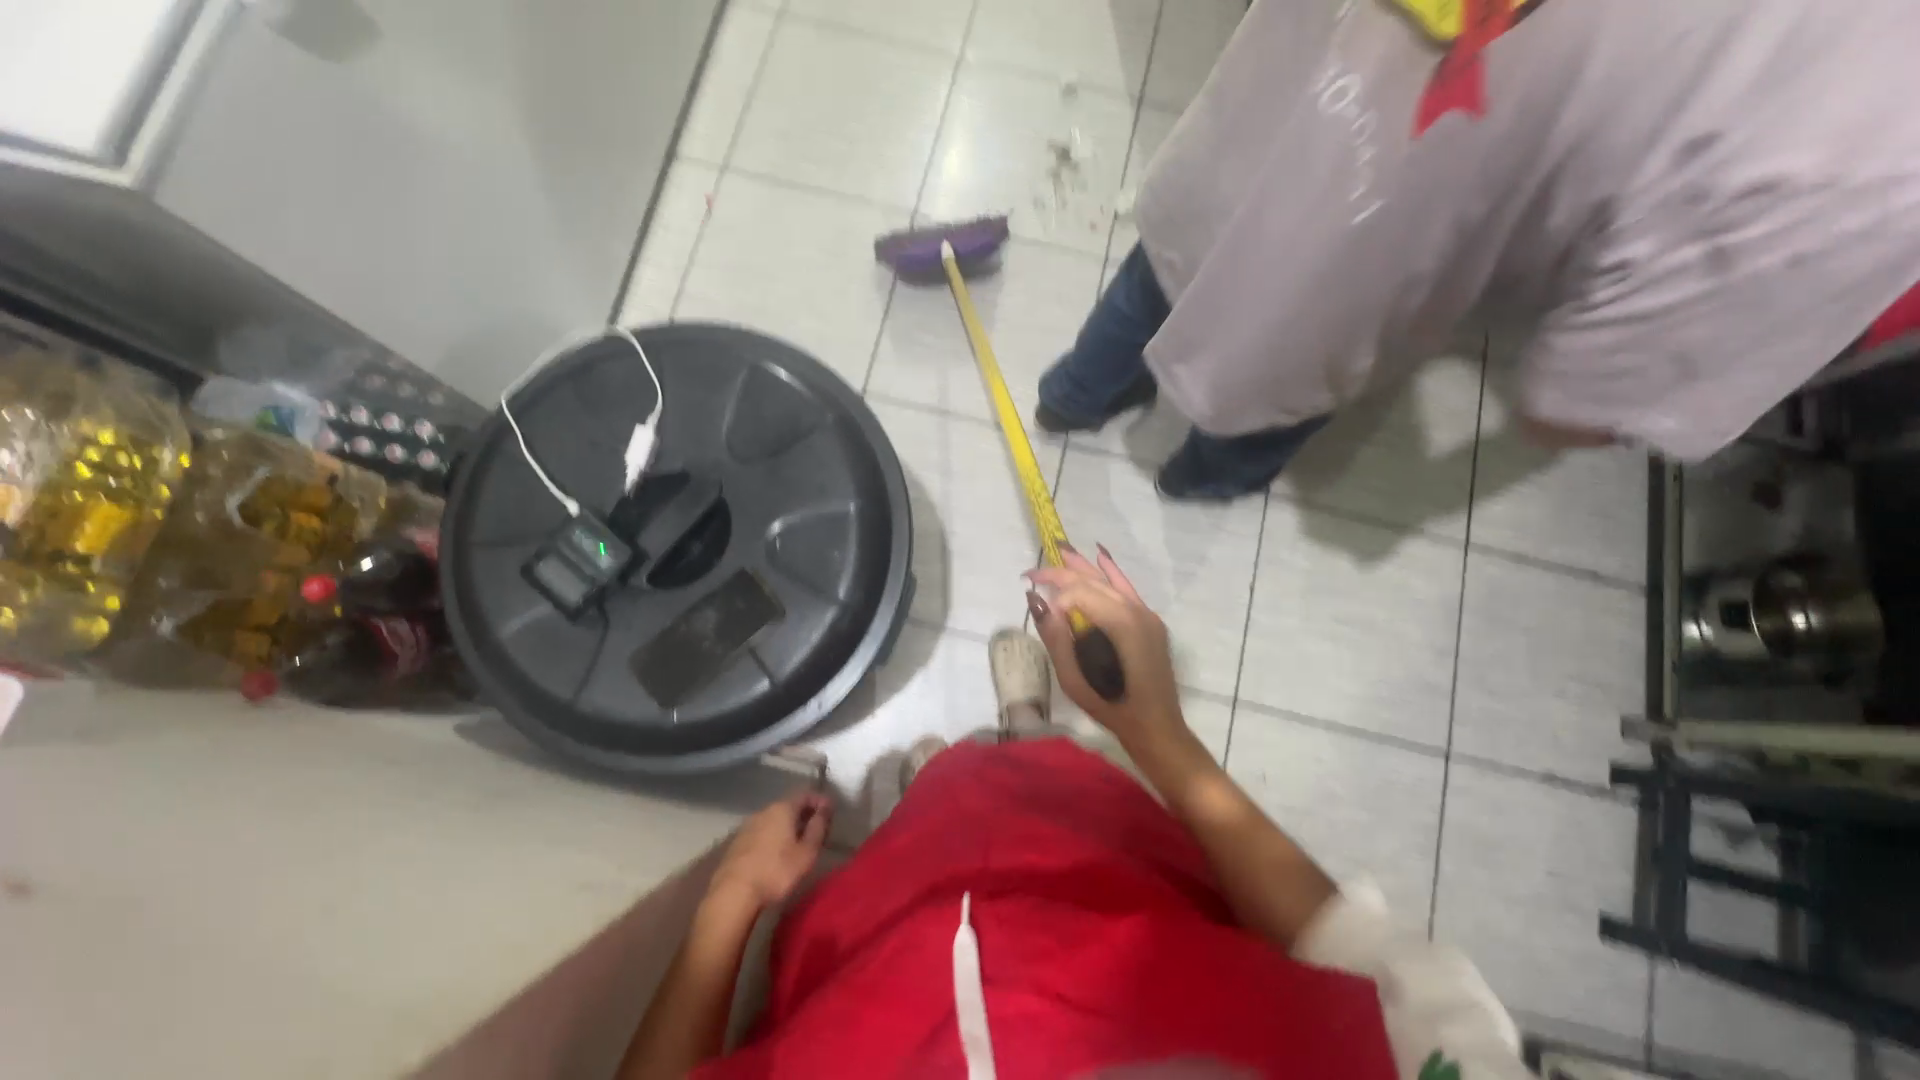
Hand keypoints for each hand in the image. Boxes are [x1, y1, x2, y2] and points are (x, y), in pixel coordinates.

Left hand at [708, 789, 831, 910]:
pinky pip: (761, 832)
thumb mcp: (806, 852)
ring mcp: (747, 826)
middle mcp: (763, 811)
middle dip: (804, 814)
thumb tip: (825, 808)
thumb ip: (818, 828)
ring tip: (798, 843)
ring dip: (787, 826)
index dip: (820, 801)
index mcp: (782, 809)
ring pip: (773, 819)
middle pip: (788, 806)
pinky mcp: (737, 842)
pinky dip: (773, 836)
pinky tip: (776, 853)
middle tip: (817, 829)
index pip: (805, 794)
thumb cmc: (776, 871)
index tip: (830, 812)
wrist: (734, 893)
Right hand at [1027, 546, 1185, 750]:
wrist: (1155, 726)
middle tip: (1030, 572)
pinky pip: (1126, 589)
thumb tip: (1036, 600)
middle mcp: (1136, 610)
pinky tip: (1100, 556)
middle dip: (1061, 573)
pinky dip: (1111, 573)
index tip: (1043, 621)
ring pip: (1109, 581)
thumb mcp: (1074, 678)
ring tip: (1060, 549)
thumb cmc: (1112, 707)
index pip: (1078, 594)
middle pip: (1092, 581)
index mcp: (1119, 622)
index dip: (1056, 603)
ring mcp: (1146, 614)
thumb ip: (1055, 637)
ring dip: (1083, 568)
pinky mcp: (1150, 622)